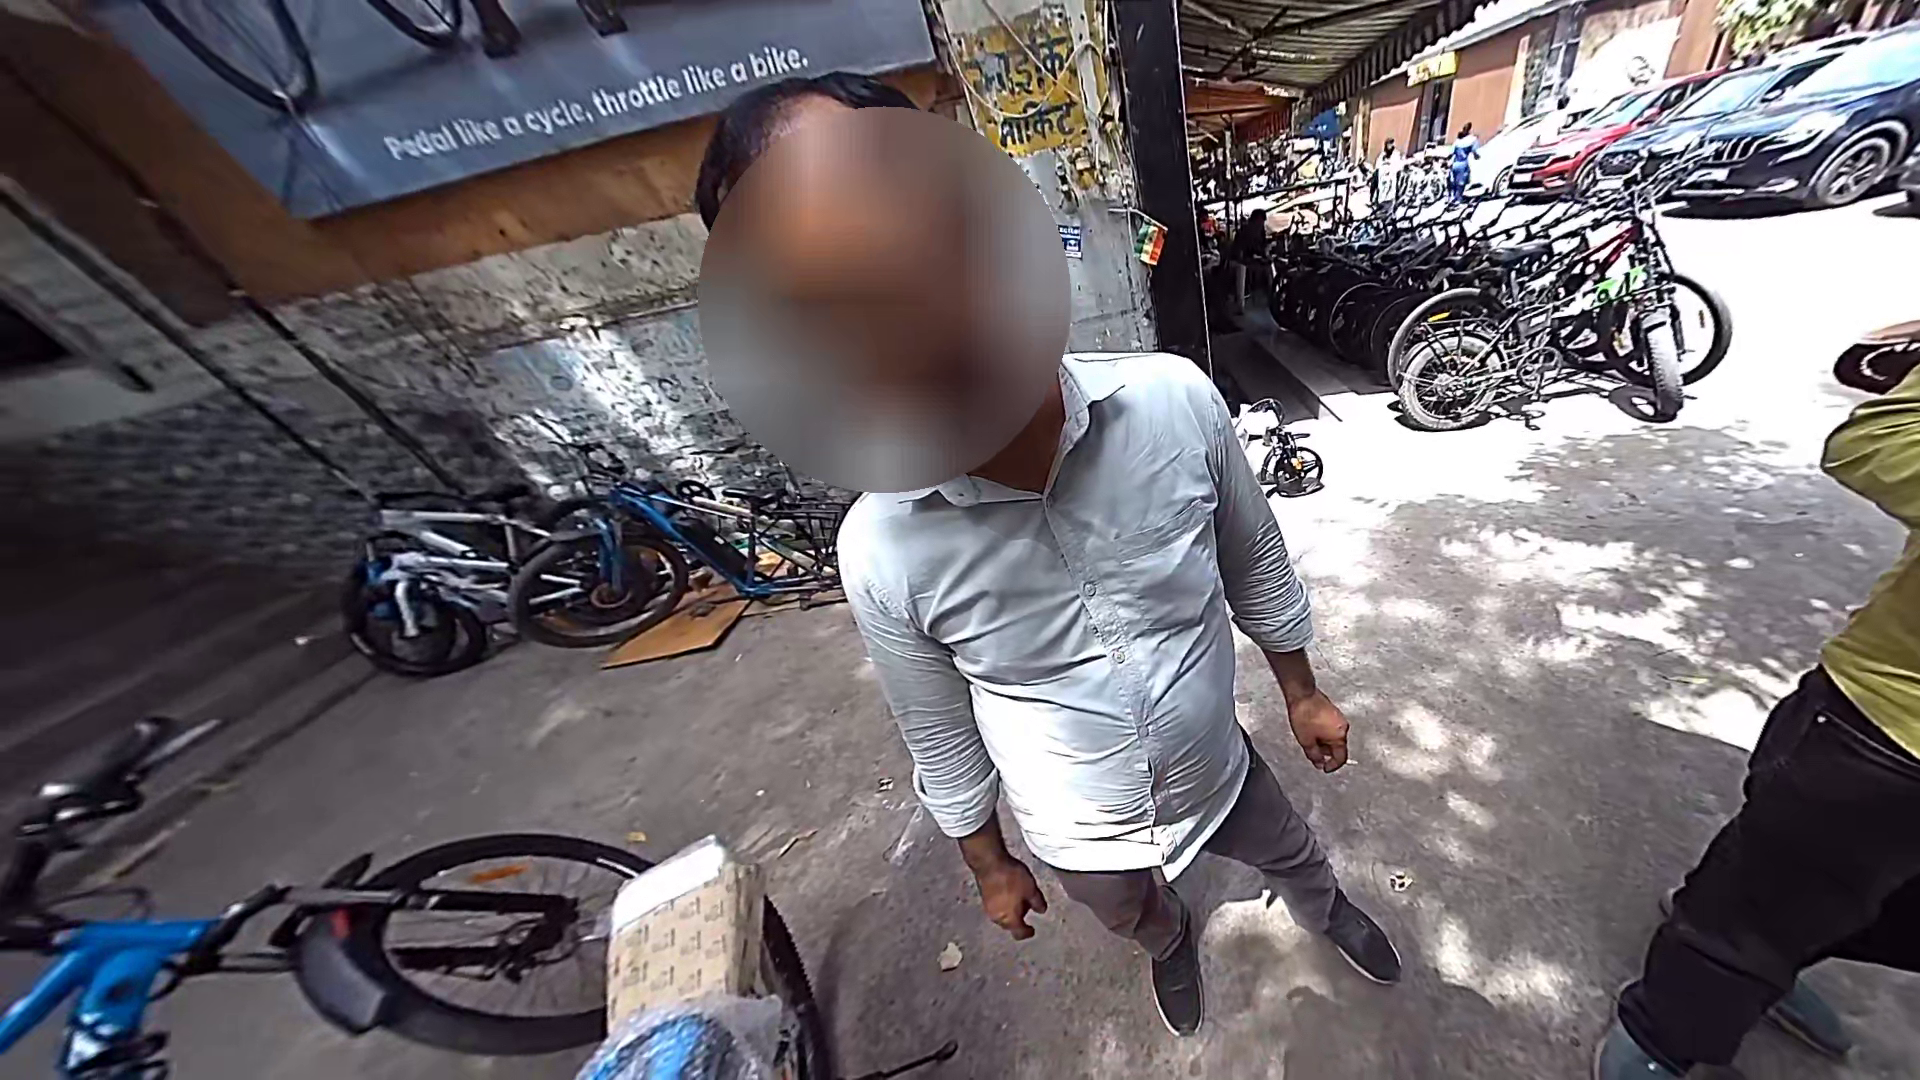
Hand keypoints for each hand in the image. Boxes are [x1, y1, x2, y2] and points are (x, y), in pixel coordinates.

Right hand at [972, 857, 1048, 939]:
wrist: (989, 862)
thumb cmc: (1011, 877)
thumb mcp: (1030, 889)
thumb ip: (1037, 902)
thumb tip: (1042, 911)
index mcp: (1010, 920)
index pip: (1019, 933)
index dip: (1027, 932)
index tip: (1032, 930)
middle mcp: (997, 918)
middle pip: (1009, 925)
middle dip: (1018, 919)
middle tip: (1026, 907)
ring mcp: (987, 908)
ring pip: (1002, 915)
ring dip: (1010, 910)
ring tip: (1017, 897)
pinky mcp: (983, 897)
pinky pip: (996, 906)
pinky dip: (1003, 903)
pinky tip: (1007, 891)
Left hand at [1287, 689, 1349, 772]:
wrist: (1301, 694)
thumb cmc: (1304, 715)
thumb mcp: (1306, 740)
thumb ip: (1314, 755)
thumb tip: (1318, 763)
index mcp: (1340, 736)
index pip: (1341, 757)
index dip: (1332, 766)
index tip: (1324, 768)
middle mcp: (1343, 727)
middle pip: (1337, 746)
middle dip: (1325, 752)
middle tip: (1313, 753)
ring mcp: (1339, 718)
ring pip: (1333, 736)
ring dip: (1323, 741)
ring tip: (1309, 740)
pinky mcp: (1333, 711)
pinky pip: (1330, 727)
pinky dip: (1322, 732)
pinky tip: (1310, 730)